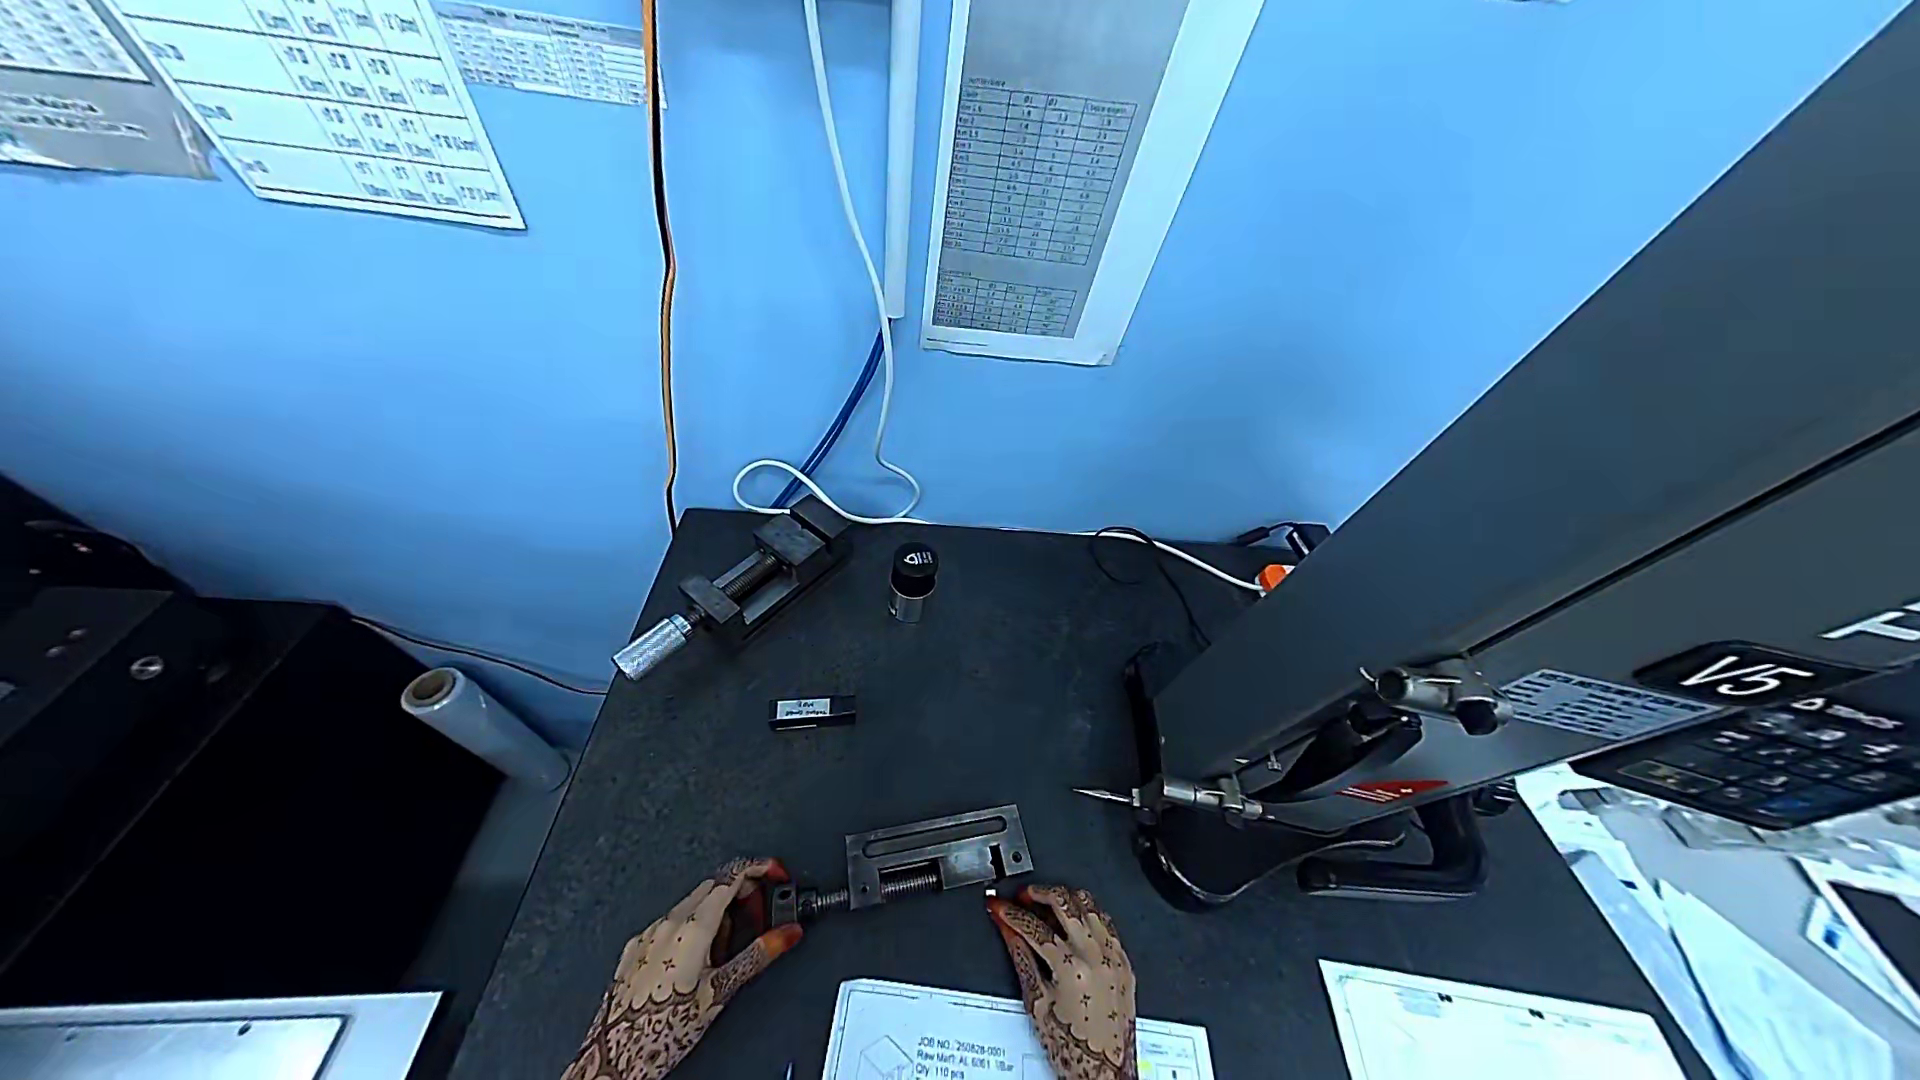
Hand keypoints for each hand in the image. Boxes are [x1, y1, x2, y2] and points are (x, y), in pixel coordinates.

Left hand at [563, 858, 802, 1079]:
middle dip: (743, 891)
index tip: (775, 873)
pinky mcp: (636, 947)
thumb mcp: (721, 991)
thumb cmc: (661, 1032)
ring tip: (727, 948)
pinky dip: (694, 925)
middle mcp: (669, 921)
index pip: (734, 873)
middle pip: (716, 884)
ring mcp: (649, 932)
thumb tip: (787, 933)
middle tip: (759, 915)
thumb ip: (760, 954)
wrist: (611, 1064)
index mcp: (693, 925)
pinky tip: (697, 957)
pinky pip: (672, 920)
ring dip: (719, 910)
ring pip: (694, 901)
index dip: (760, 867)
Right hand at [988, 885, 1137, 1079]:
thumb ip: (1020, 958)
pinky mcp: (1124, 960)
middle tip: (1023, 896)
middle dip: (1037, 892)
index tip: (1000, 907)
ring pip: (1087, 903)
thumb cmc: (1073, 1049)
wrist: (1106, 1075)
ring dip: (1063, 897)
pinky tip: (1074, 917)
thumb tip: (1006, 929)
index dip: (1011, 913)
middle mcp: (1095, 956)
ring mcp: (1113, 956)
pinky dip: (1086, 912)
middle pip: (1063, 901)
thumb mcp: (1036, 1003)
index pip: (1033, 926)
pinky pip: (1105, 920)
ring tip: (1046, 901)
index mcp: (1071, 968)